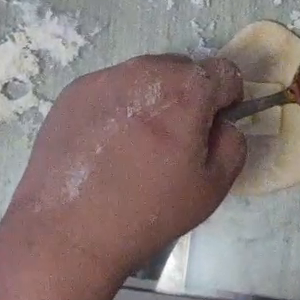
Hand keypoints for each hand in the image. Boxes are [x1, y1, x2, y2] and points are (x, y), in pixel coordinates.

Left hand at [3, 54, 246, 275]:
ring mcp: (105, 78)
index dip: (226, 100)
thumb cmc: (148, 210)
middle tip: (173, 142)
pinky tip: (105, 146)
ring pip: (145, 78)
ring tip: (135, 145)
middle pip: (182, 70)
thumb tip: (221, 124)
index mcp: (186, 89)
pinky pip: (111, 89)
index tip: (212, 127)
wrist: (68, 229)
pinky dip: (117, 107)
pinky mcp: (74, 92)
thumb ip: (232, 143)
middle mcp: (145, 70)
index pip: (224, 72)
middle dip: (187, 98)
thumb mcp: (212, 187)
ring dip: (151, 100)